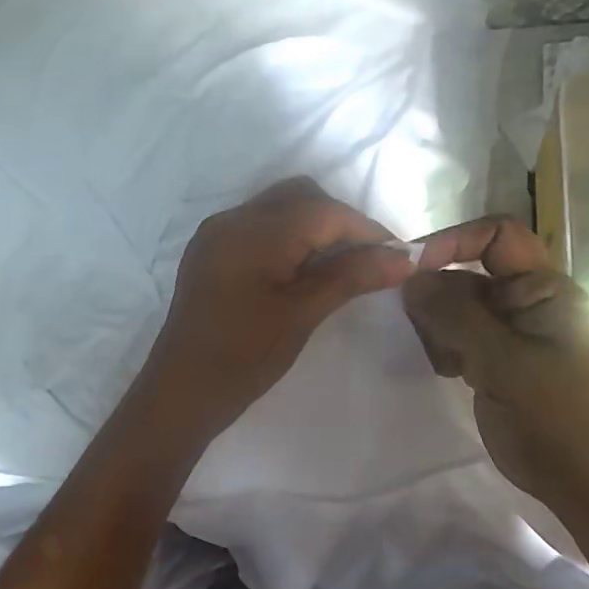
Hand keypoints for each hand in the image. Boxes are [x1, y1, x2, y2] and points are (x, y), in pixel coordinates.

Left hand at [146, 177, 416, 433]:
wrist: (182, 392)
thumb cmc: (245, 357)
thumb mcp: (302, 315)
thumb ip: (352, 276)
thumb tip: (406, 257)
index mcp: (253, 232)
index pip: (324, 211)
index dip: (367, 229)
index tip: (399, 254)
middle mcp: (232, 219)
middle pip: (300, 195)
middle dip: (339, 220)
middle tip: (367, 259)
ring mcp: (216, 233)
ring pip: (279, 207)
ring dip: (314, 225)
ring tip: (339, 265)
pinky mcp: (210, 251)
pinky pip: (258, 225)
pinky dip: (288, 236)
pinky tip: (301, 269)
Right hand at [401, 217, 588, 502]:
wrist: (578, 478)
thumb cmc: (551, 415)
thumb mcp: (501, 360)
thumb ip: (454, 315)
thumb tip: (409, 279)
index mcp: (545, 289)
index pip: (496, 235)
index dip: (454, 241)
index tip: (413, 269)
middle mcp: (529, 301)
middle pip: (468, 273)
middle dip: (439, 296)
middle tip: (425, 331)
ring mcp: (512, 331)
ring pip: (458, 305)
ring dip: (439, 326)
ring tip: (444, 361)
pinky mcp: (498, 357)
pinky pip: (460, 334)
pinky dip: (445, 347)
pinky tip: (450, 373)